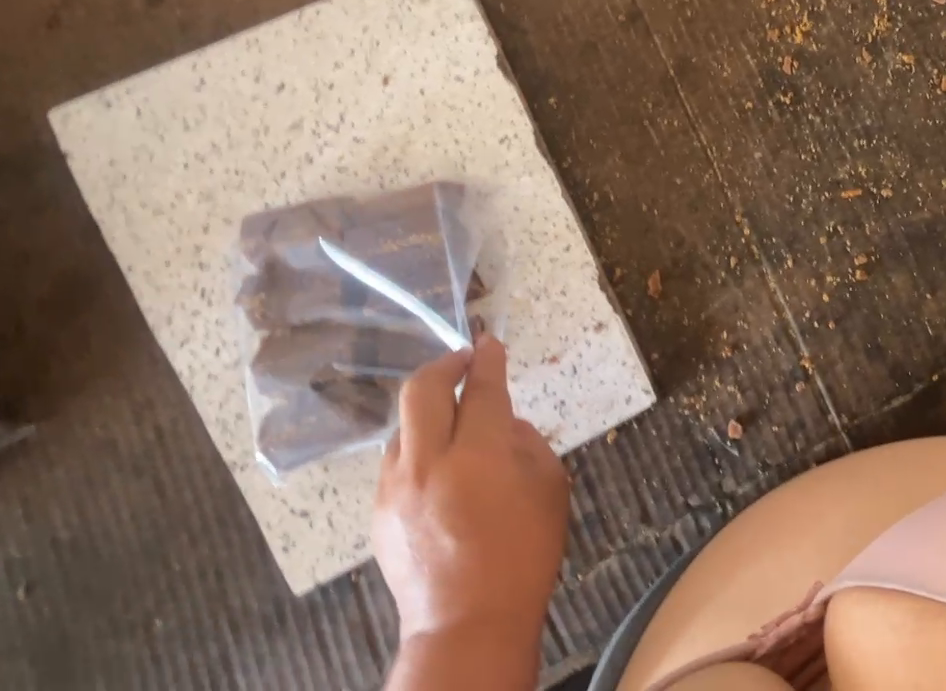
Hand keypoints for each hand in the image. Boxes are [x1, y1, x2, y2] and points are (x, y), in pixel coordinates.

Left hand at [373, 334, 569, 652]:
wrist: (468, 621)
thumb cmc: (526, 552)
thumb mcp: (549, 488)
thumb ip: (527, 445)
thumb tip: (504, 425)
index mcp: (478, 454)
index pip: (481, 388)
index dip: (487, 359)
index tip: (491, 341)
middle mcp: (427, 463)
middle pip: (420, 391)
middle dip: (444, 365)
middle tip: (465, 361)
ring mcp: (395, 489)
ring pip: (403, 428)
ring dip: (430, 413)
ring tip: (456, 423)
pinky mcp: (379, 513)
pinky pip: (397, 464)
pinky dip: (419, 450)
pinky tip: (442, 469)